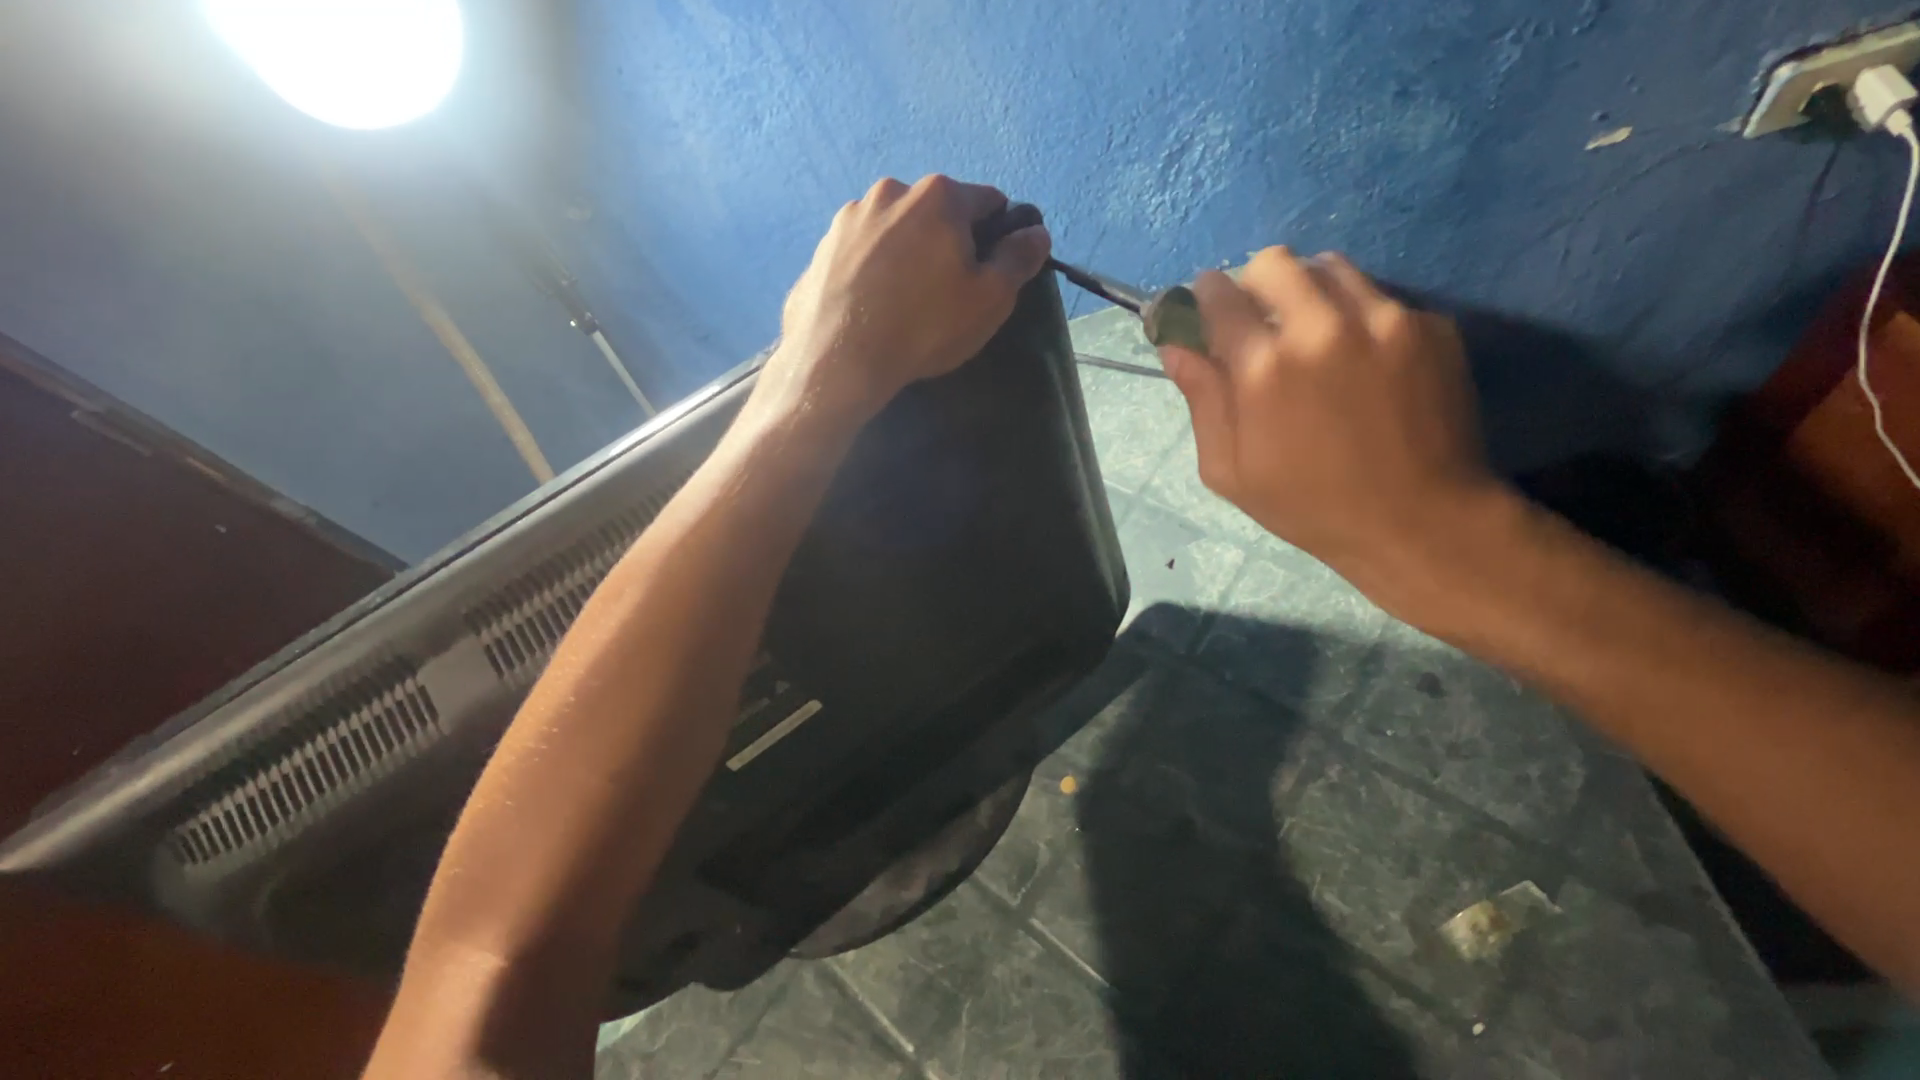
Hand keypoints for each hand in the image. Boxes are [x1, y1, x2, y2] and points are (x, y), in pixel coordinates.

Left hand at [762, 175, 1050, 421]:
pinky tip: (872, 307)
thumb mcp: (990, 299)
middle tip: (945, 295)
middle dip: (949, 244)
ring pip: (897, 230)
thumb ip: (1019, 258)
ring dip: (908, 254)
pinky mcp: (822, 247)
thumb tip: (1034, 232)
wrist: (837, 361)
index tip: (990, 275)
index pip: (989, 202)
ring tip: (904, 304)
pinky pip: (863, 252)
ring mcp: (850, 217)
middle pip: (938, 213)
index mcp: (938, 195)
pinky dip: (873, 270)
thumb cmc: (924, 327)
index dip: (998, 238)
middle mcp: (891, 191)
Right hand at [1159, 247, 1498, 603]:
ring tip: (1313, 333)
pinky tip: (1363, 361)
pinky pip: (1380, 297)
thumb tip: (1176, 346)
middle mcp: (1322, 327)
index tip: (1205, 310)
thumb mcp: (1230, 471)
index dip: (1204, 297)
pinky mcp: (1431, 326)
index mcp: (1264, 366)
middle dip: (1255, 283)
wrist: (1420, 523)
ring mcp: (1385, 320)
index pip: (1219, 294)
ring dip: (1309, 290)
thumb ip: (1202, 400)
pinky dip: (1359, 316)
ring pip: (1331, 267)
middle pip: (1274, 262)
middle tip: (1259, 319)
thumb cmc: (1310, 506)